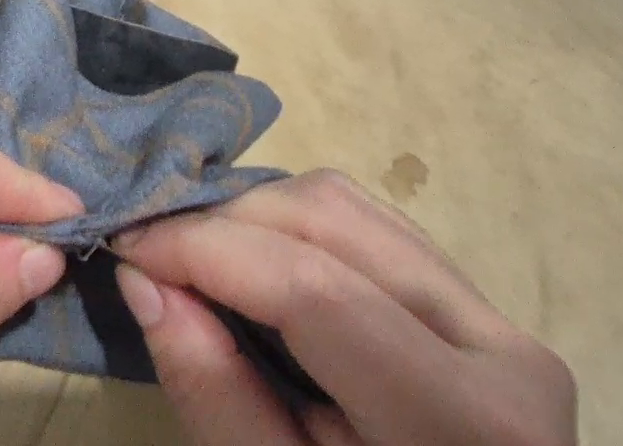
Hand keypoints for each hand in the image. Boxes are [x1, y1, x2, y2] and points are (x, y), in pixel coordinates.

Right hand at [111, 169, 576, 445]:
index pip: (312, 287)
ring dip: (246, 214)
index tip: (123, 249)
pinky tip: (248, 262)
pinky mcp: (468, 302)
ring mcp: (491, 314)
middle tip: (151, 254)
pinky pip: (359, 221)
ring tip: (194, 256)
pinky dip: (282, 223)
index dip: (201, 249)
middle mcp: (499, 344)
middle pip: (325, 218)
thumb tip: (139, 278)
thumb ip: (211, 388)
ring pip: (341, 203)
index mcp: (467, 419)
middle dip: (217, 220)